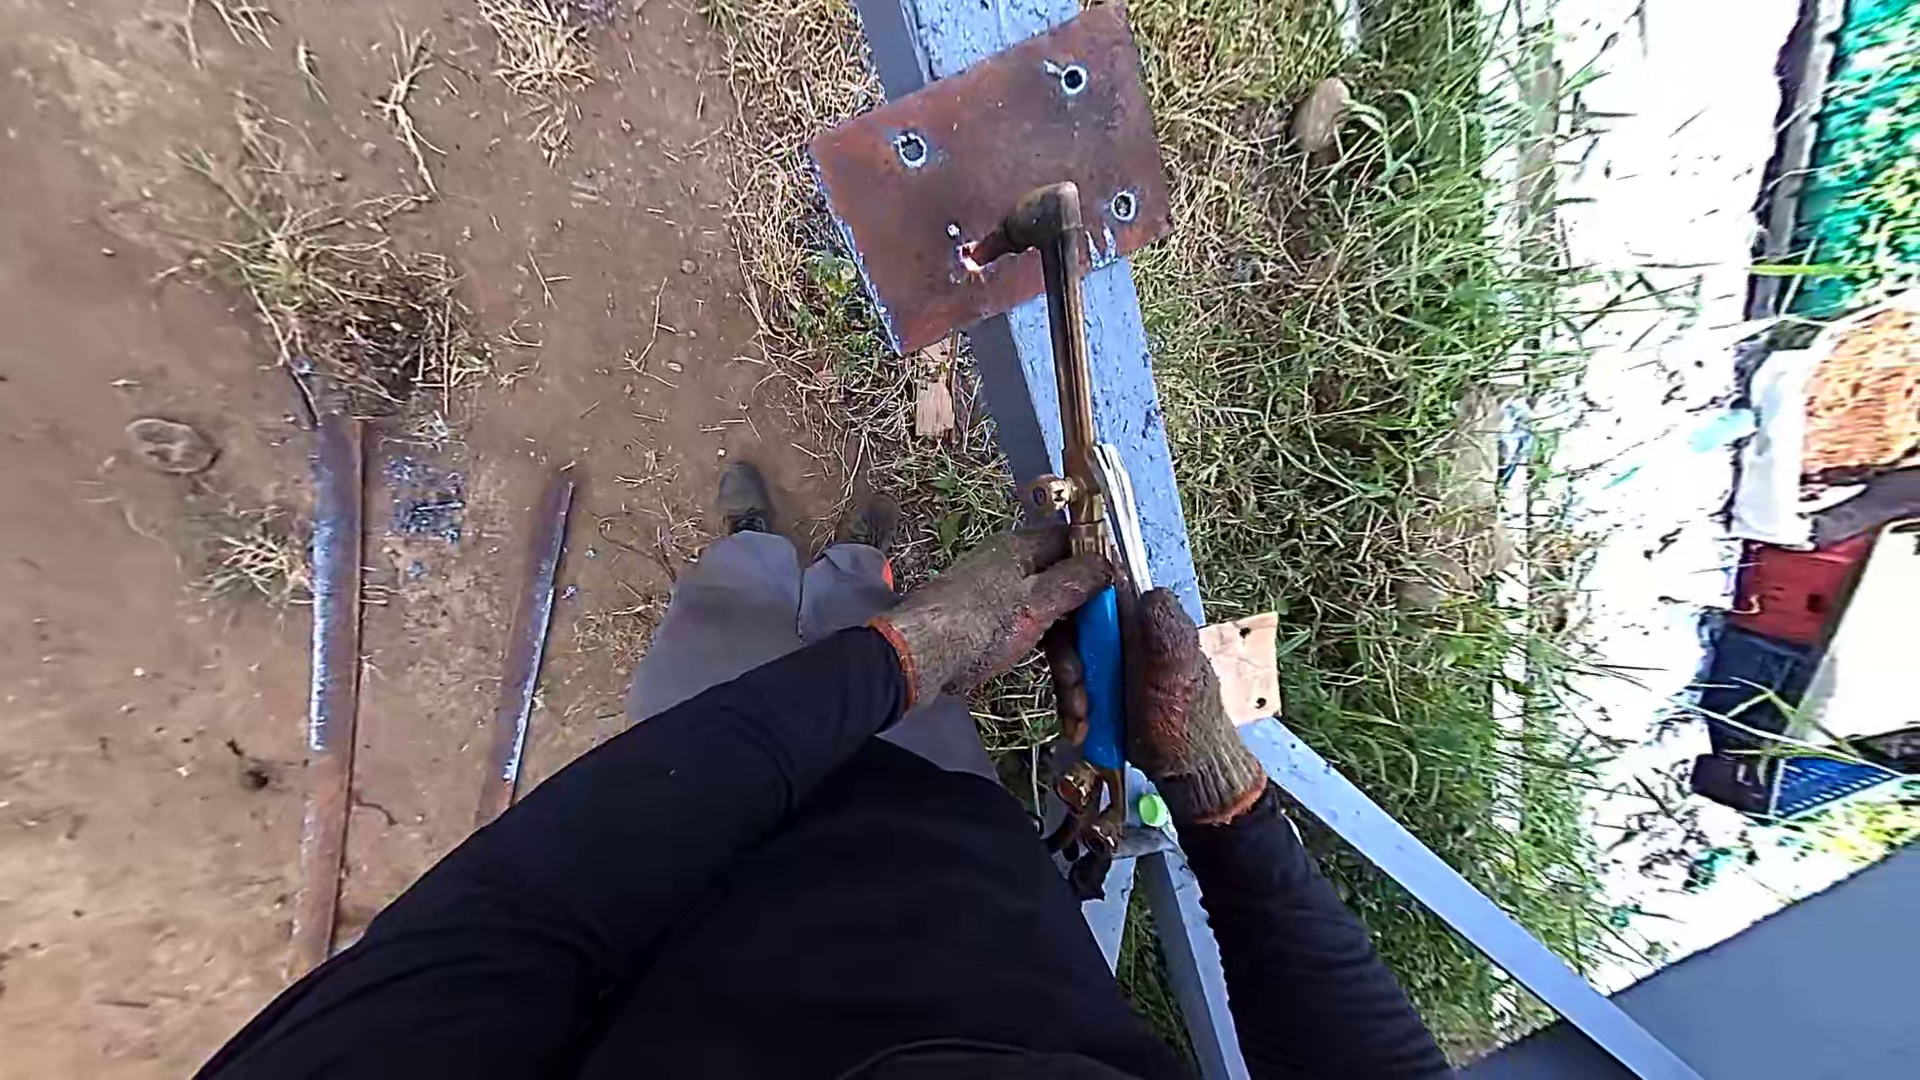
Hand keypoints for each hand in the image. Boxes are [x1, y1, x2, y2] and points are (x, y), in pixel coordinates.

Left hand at [870, 526, 1109, 707]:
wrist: (917, 659)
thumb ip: (1074, 580)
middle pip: (1067, 595)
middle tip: (1102, 676)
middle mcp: (1014, 569)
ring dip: (1070, 668)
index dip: (1101, 569)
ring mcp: (1002, 600)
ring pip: (1052, 625)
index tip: (1123, 602)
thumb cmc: (979, 624)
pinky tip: (1064, 708)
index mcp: (1023, 549)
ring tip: (1079, 715)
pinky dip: (1048, 669)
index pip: (1074, 544)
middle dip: (1087, 641)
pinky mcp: (993, 629)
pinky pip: (1032, 641)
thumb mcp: (1034, 602)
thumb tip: (1109, 561)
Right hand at [1052, 588, 1266, 824]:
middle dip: (1070, 668)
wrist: (1185, 773)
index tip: (1075, 655)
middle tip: (1080, 702)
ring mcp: (1110, 658)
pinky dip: (1071, 706)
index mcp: (1146, 619)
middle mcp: (1125, 631)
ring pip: (1069, 658)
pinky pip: (1071, 683)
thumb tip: (1147, 588)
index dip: (1076, 618)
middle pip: (1074, 629)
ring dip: (1069, 692)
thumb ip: (1166, 627)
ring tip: (1082, 721)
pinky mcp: (1099, 684)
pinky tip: (1081, 727)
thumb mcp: (1179, 671)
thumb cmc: (1187, 722)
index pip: (1095, 595)